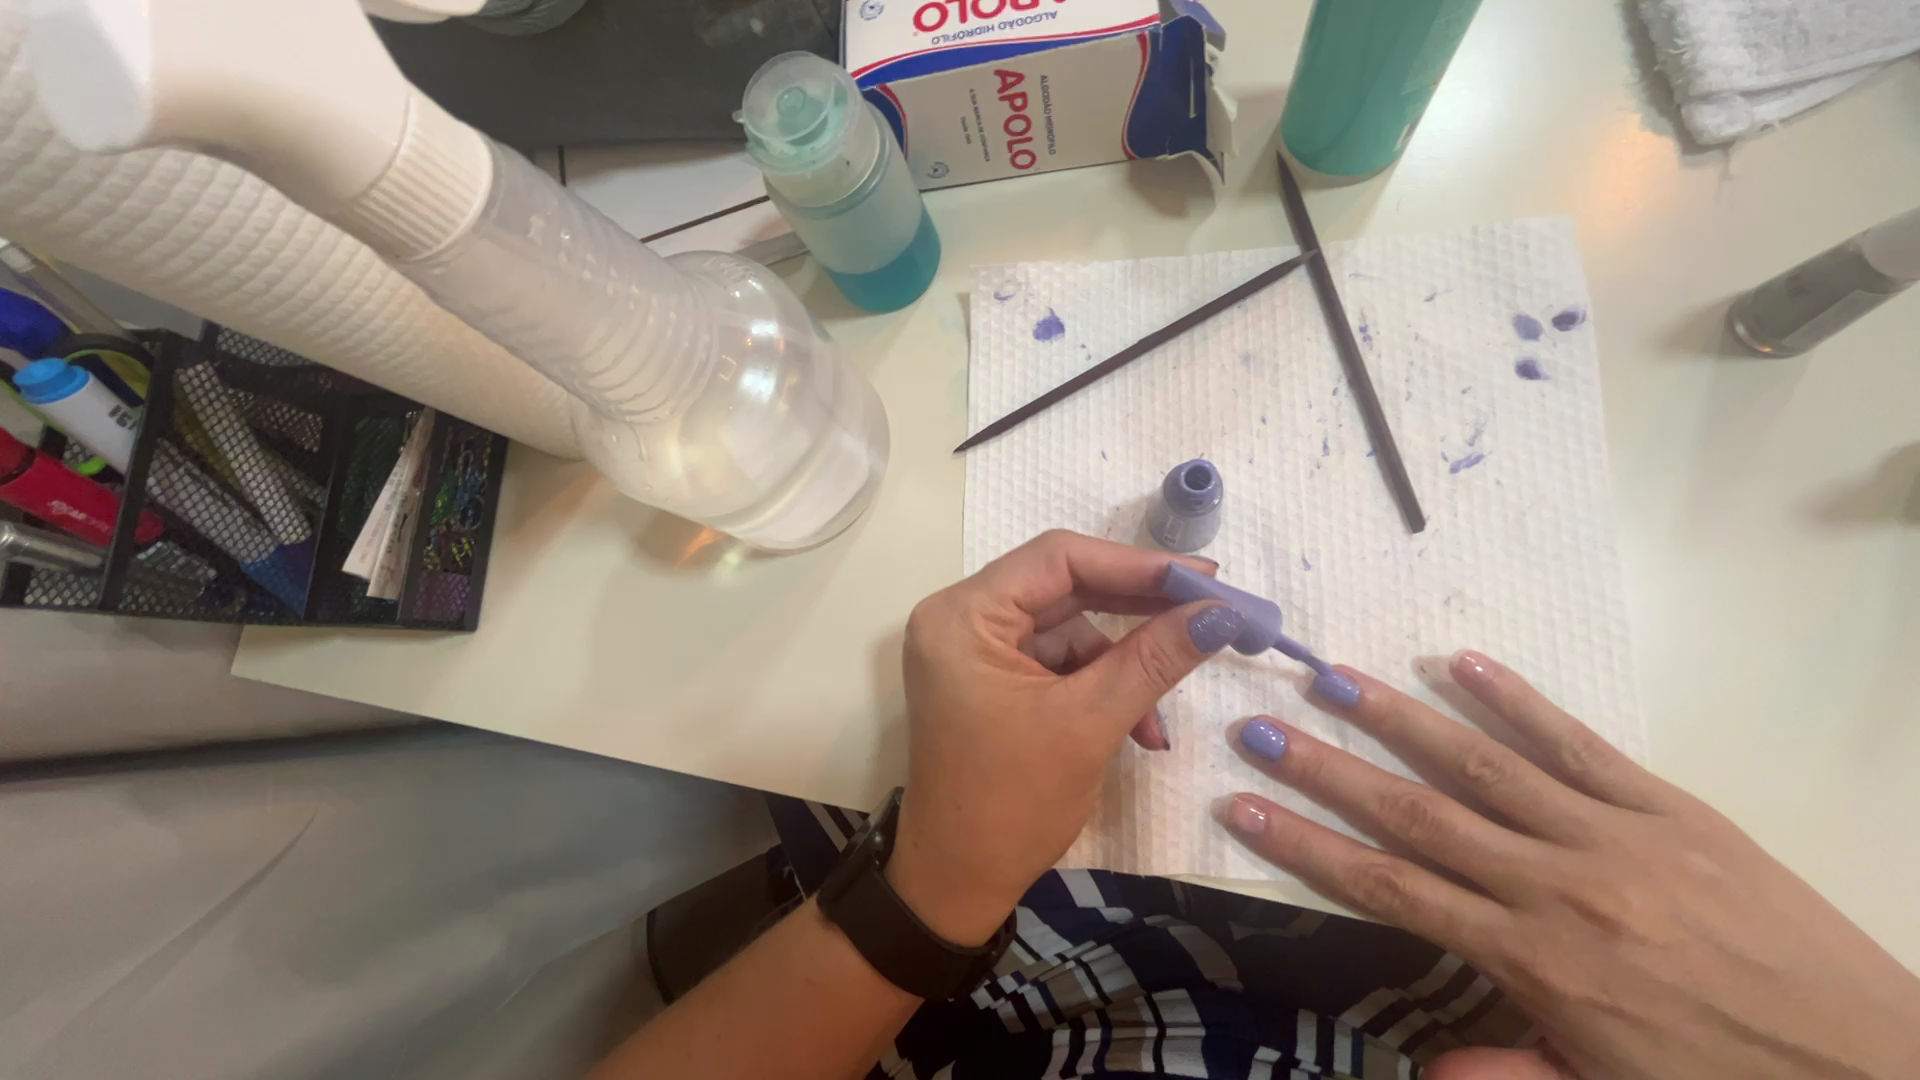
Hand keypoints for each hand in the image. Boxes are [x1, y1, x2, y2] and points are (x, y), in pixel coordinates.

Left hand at [886, 530, 1246, 945]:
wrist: (958, 881)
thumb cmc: (1012, 804)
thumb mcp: (1089, 723)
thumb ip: (1155, 659)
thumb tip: (1223, 613)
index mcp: (963, 616)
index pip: (1057, 559)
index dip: (1136, 563)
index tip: (1206, 578)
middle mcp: (961, 618)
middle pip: (1063, 586)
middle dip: (1139, 604)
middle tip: (1210, 608)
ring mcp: (975, 647)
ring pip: (1067, 624)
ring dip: (1125, 659)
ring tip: (1172, 693)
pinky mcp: (992, 675)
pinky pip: (1058, 658)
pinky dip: (1101, 683)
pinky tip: (1142, 726)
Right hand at [1220, 651, 1919, 1079]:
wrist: (1894, 1079)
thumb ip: (1508, 1072)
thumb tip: (1424, 1065)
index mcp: (1531, 959)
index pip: (1386, 888)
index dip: (1303, 846)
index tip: (1239, 805)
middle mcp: (1553, 885)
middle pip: (1411, 814)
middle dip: (1324, 769)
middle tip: (1259, 725)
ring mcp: (1610, 836)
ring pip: (1481, 764)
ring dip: (1399, 718)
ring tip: (1334, 677)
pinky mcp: (1668, 808)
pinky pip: (1578, 744)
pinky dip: (1517, 700)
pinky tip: (1462, 661)